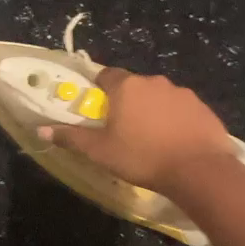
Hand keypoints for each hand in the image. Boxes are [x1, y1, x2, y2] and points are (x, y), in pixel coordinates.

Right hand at [39, 68, 237, 195]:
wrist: (199, 170)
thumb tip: (41, 130)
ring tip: (151, 139)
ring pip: (159, 97)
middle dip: (127, 103)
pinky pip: (181, 110)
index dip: (100, 89)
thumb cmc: (142, 157)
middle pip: (134, 86)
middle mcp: (154, 82)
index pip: (106, 75)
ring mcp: (182, 93)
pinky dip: (175, 121)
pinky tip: (174, 143)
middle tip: (122, 129)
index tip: (99, 108)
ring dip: (152, 111)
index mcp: (126, 87)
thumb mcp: (100, 151)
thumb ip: (71, 138)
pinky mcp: (203, 108)